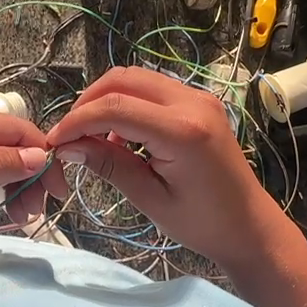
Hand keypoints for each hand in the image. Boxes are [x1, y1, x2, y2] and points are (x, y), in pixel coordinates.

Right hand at [45, 67, 288, 269]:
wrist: (250, 227)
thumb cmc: (203, 223)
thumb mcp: (150, 199)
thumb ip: (109, 165)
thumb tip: (68, 147)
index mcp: (181, 130)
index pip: (114, 108)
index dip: (77, 121)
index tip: (56, 142)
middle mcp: (192, 102)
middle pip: (123, 80)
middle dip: (88, 102)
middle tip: (70, 135)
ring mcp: (199, 98)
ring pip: (137, 79)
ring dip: (107, 100)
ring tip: (90, 136)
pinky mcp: (200, 103)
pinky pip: (153, 89)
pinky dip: (128, 103)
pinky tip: (120, 136)